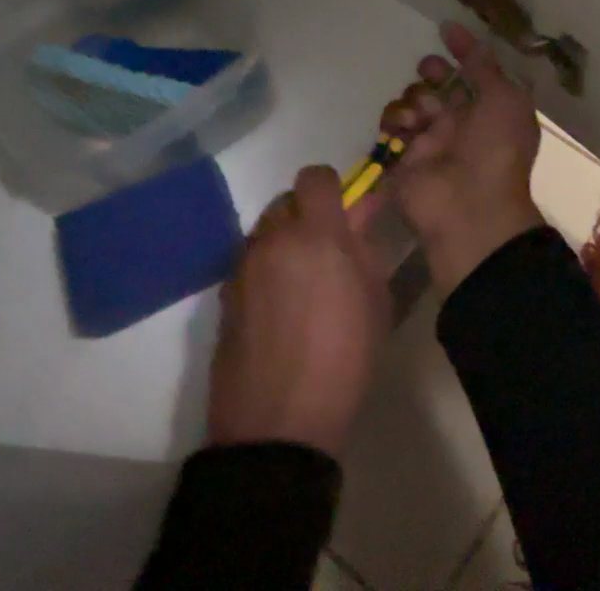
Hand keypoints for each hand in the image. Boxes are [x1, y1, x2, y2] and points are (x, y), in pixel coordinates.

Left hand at [206, 165, 391, 455]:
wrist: (279, 423)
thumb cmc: (346, 357)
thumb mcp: (376, 298)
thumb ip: (366, 247)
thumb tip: (362, 214)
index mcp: (316, 234)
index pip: (315, 177)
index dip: (333, 188)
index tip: (347, 213)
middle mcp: (272, 241)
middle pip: (285, 202)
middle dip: (307, 215)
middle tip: (329, 251)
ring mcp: (241, 270)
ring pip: (264, 234)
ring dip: (285, 244)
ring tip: (305, 285)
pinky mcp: (223, 300)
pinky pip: (249, 266)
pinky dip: (266, 273)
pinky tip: (282, 312)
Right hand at [380, 21, 544, 293]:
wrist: (469, 209)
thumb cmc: (496, 150)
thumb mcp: (505, 99)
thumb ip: (484, 66)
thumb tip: (463, 33)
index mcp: (492, 109)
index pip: (474, 71)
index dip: (462, 50)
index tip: (445, 29)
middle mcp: (462, 121)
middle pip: (440, 83)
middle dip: (432, 70)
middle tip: (429, 70)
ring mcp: (432, 138)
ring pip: (414, 99)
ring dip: (415, 97)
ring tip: (423, 114)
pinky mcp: (404, 155)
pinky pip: (392, 124)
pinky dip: (394, 118)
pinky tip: (404, 127)